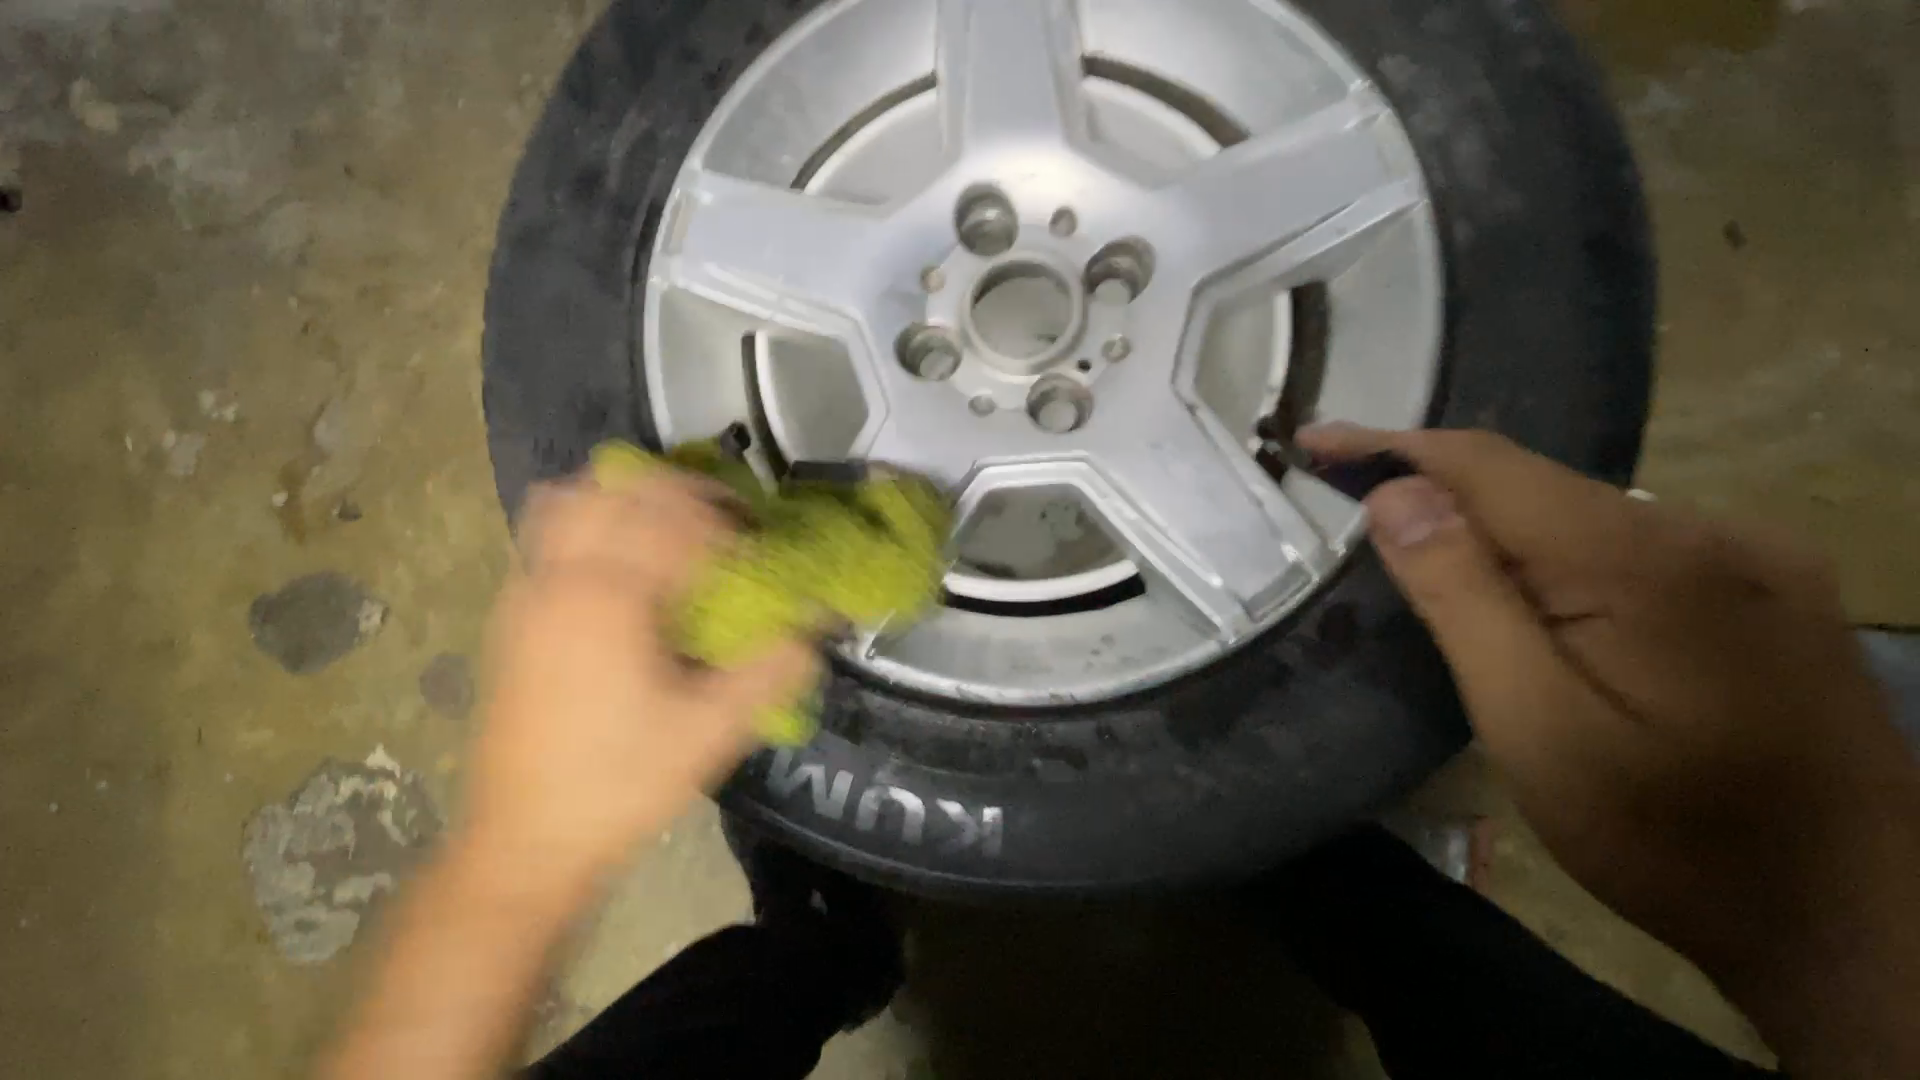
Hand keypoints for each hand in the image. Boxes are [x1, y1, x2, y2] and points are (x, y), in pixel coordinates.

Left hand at [458, 468, 819, 898]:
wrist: (523, 843)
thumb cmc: (622, 784)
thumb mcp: (711, 732)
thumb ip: (772, 668)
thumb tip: (818, 620)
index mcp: (610, 598)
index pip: (675, 520)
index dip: (725, 522)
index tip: (757, 545)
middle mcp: (559, 579)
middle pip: (617, 490)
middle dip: (677, 492)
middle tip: (720, 522)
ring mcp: (524, 595)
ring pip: (570, 504)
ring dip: (626, 502)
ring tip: (669, 531)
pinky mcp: (508, 619)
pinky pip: (546, 540)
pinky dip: (589, 529)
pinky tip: (620, 572)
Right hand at [1299, 423, 1919, 1076]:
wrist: (1867, 926)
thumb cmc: (1670, 837)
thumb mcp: (1535, 724)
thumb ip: (1463, 599)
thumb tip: (1396, 496)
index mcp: (1643, 559)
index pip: (1485, 465)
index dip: (1390, 444)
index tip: (1314, 440)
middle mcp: (1708, 531)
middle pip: (1533, 480)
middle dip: (1431, 481)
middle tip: (1346, 494)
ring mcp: (1752, 558)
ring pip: (1577, 510)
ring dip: (1488, 519)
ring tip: (1419, 549)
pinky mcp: (1766, 591)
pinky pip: (1624, 541)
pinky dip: (1547, 546)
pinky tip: (1526, 590)